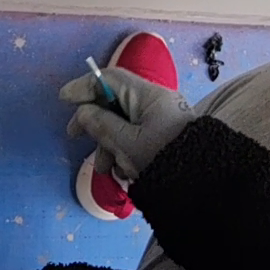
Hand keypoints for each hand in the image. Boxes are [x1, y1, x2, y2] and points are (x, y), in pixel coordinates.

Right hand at [59, 65, 194, 179]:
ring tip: (106, 169)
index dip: (85, 86)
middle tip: (74, 136)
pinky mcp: (163, 141)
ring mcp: (160, 123)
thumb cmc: (163, 159)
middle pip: (114, 104)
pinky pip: (135, 140)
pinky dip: (124, 154)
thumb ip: (101, 125)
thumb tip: (84, 111)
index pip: (111, 79)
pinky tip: (124, 173)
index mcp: (149, 96)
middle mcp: (155, 105)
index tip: (64, 100)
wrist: (205, 190)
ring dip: (108, 146)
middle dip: (95, 123)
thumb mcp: (127, 143)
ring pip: (123, 126)